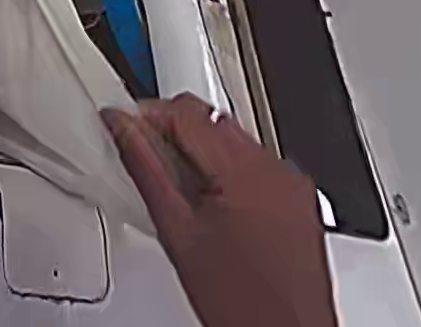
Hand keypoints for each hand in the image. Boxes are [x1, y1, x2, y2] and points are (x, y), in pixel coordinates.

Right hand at [105, 94, 336, 326]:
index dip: (149, 113)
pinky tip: (210, 198)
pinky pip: (254, 160)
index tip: (126, 123)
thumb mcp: (177, 232)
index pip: (186, 113)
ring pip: (231, 135)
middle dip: (172, 127)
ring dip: (199, 146)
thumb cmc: (241, 308)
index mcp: (242, 171)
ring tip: (176, 182)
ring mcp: (289, 182)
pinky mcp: (298, 197)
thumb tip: (122, 127)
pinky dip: (226, 166)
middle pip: (209, 118)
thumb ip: (144, 167)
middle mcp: (272, 168)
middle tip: (144, 149)